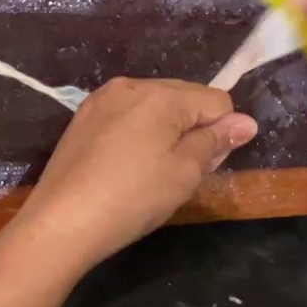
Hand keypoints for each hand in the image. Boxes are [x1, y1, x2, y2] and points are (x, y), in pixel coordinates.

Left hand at [12, 79, 257, 269]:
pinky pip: (126, 115)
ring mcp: (101, 100)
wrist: (62, 221)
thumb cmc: (132, 198)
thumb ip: (215, 141)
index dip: (224, 130)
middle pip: (183, 97)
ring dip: (166, 130)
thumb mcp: (184, 173)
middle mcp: (129, 85)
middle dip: (194, 127)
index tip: (209, 165)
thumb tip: (245, 122)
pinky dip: (138, 133)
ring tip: (153, 171)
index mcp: (160, 94)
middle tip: (183, 172)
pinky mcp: (82, 118)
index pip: (215, 99)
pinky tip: (128, 165)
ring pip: (153, 106)